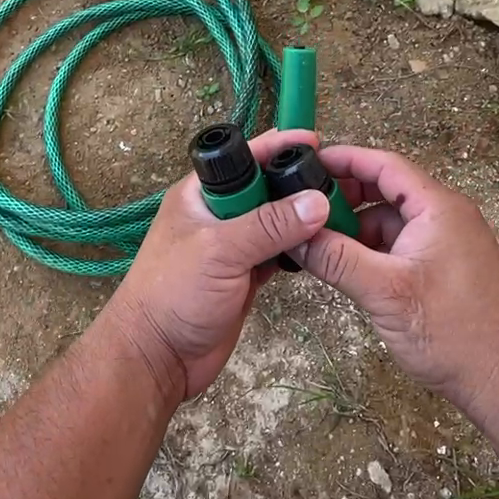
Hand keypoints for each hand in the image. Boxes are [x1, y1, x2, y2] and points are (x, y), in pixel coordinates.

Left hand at [103, 129, 331, 402]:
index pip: (243, 159)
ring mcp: (231, 245)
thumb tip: (317, 201)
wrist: (158, 356)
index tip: (316, 142)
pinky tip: (323, 245)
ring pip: (274, 222)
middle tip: (339, 179)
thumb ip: (268, 225)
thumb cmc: (174, 293)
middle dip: (296, 183)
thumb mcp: (221, 250)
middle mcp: (216, 214)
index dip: (277, 148)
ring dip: (301, 218)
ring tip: (341, 209)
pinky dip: (298, 248)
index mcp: (199, 194)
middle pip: (264, 189)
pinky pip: (277, 252)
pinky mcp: (244, 274)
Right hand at [293, 146, 498, 424]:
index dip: (344, 158)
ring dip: (357, 226)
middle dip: (346, 195)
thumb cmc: (451, 332)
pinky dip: (372, 247)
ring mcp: (448, 242)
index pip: (385, 164)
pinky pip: (401, 242)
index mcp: (438, 207)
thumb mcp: (383, 291)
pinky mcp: (445, 266)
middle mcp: (446, 215)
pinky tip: (347, 265)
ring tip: (319, 241)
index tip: (307, 162)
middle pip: (387, 188)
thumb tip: (292, 237)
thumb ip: (335, 258)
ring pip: (391, 218)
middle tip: (305, 207)